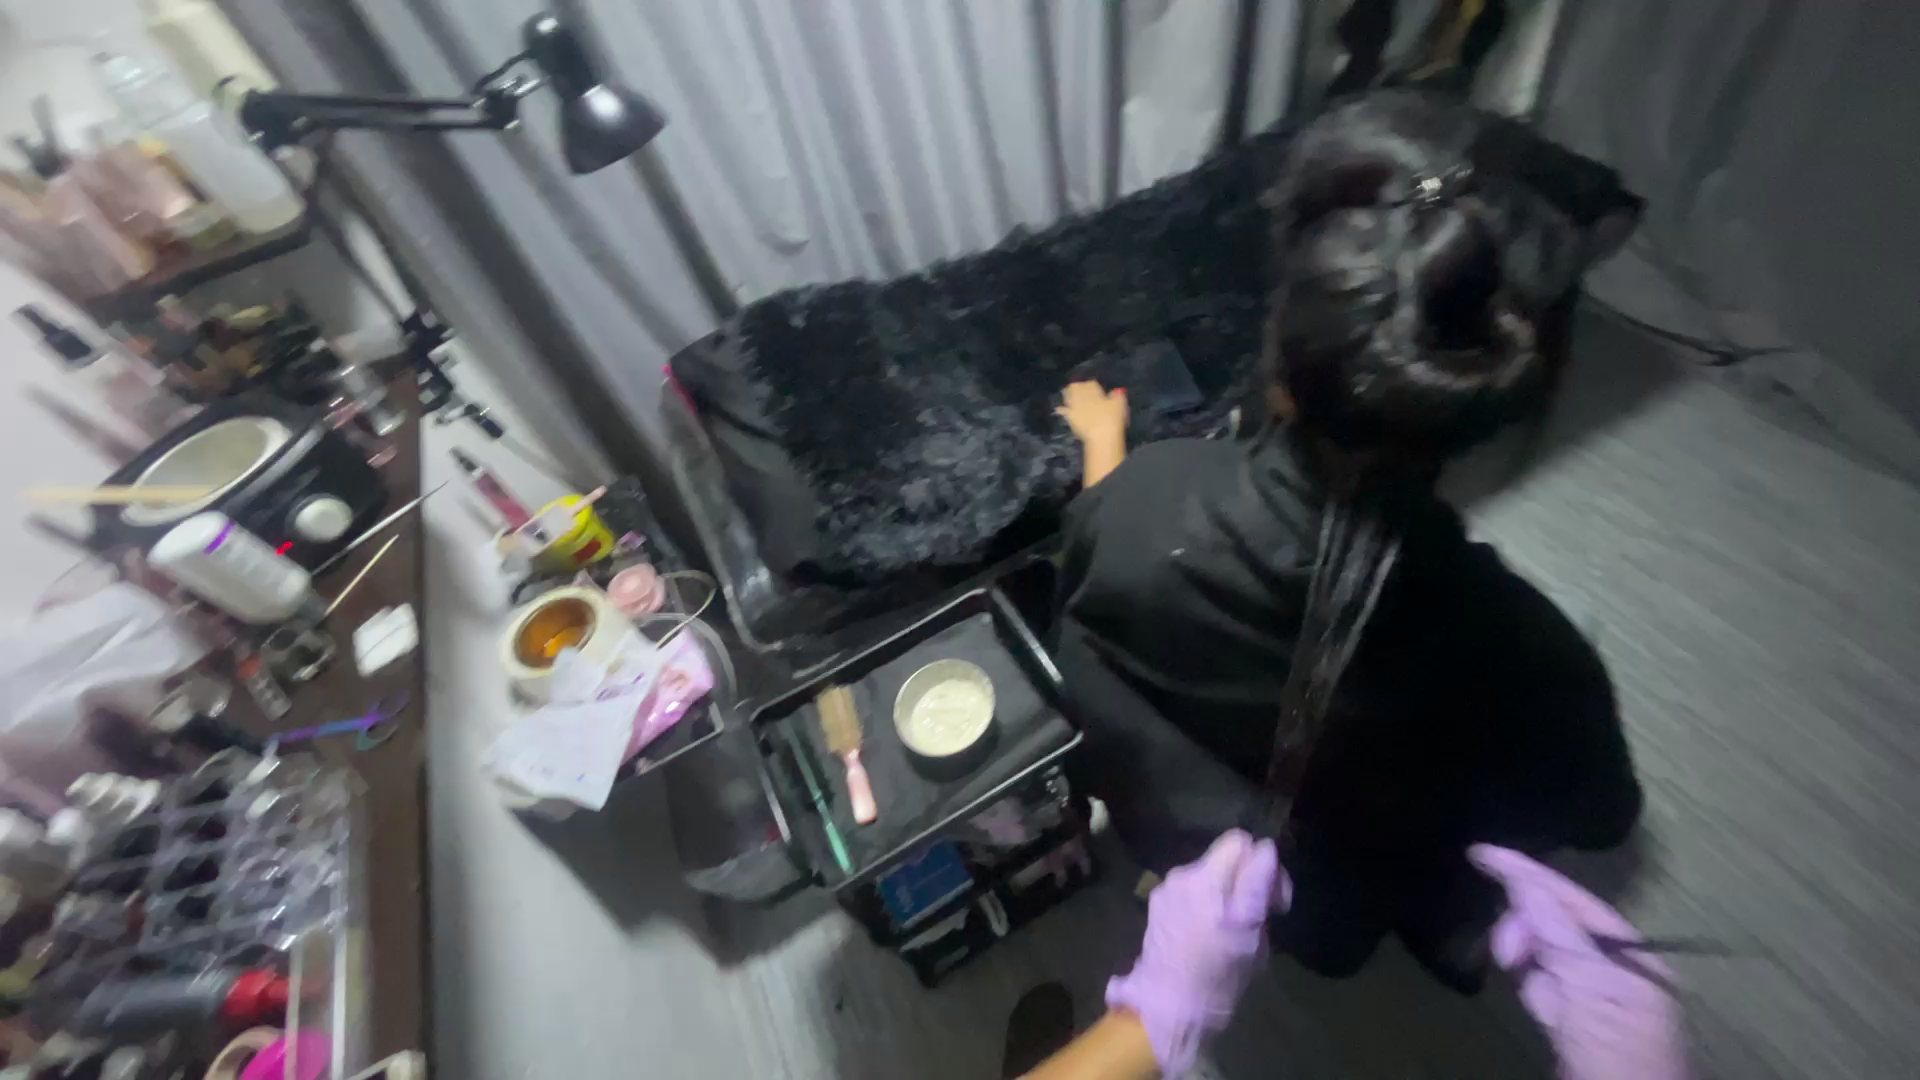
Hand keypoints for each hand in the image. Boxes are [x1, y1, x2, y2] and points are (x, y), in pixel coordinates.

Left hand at [1057, 381, 1128, 443]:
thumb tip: (1115, 392)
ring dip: (1068, 396)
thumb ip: (1117, 395)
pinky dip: (1062, 410)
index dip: (1092, 386)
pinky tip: (1059, 410)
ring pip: (1068, 397)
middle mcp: (1080, 395)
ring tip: (1069, 397)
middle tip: (1078, 391)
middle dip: (1076, 388)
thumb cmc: (1112, 417)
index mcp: (1093, 388)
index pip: (1090, 383)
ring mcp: (1073, 407)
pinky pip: (1063, 411)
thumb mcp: (1119, 404)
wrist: (1101, 436)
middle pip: (1075, 387)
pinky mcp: (1069, 418)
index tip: (1095, 391)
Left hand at [1106, 830, 1284, 1075]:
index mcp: (1218, 891)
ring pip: (1209, 866)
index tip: (1274, 895)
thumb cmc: (1220, 984)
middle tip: (1258, 907)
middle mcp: (1191, 877)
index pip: (1243, 844)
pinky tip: (1204, 922)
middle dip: (1247, 871)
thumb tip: (1267, 864)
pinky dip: (1204, 894)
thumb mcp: (1254, 946)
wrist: (1167, 1003)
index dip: (1267, 862)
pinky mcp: (1157, 892)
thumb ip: (1259, 897)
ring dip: (1224, 884)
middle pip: (1228, 851)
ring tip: (1227, 920)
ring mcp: (1170, 882)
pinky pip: (1191, 882)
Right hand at [1470, 845, 1688, 1079]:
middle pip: (1553, 921)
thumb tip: (1526, 884)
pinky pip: (1539, 978)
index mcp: (1634, 958)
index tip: (1480, 853)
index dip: (1528, 874)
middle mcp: (1616, 966)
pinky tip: (1545, 1012)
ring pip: (1540, 948)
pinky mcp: (1573, 1010)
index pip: (1573, 901)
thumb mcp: (1591, 995)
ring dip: (1529, 967)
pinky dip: (1533, 988)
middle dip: (1525, 932)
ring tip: (1541, 1003)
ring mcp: (1594, 990)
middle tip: (1508, 956)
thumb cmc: (1612, 1055)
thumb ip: (1562, 940)